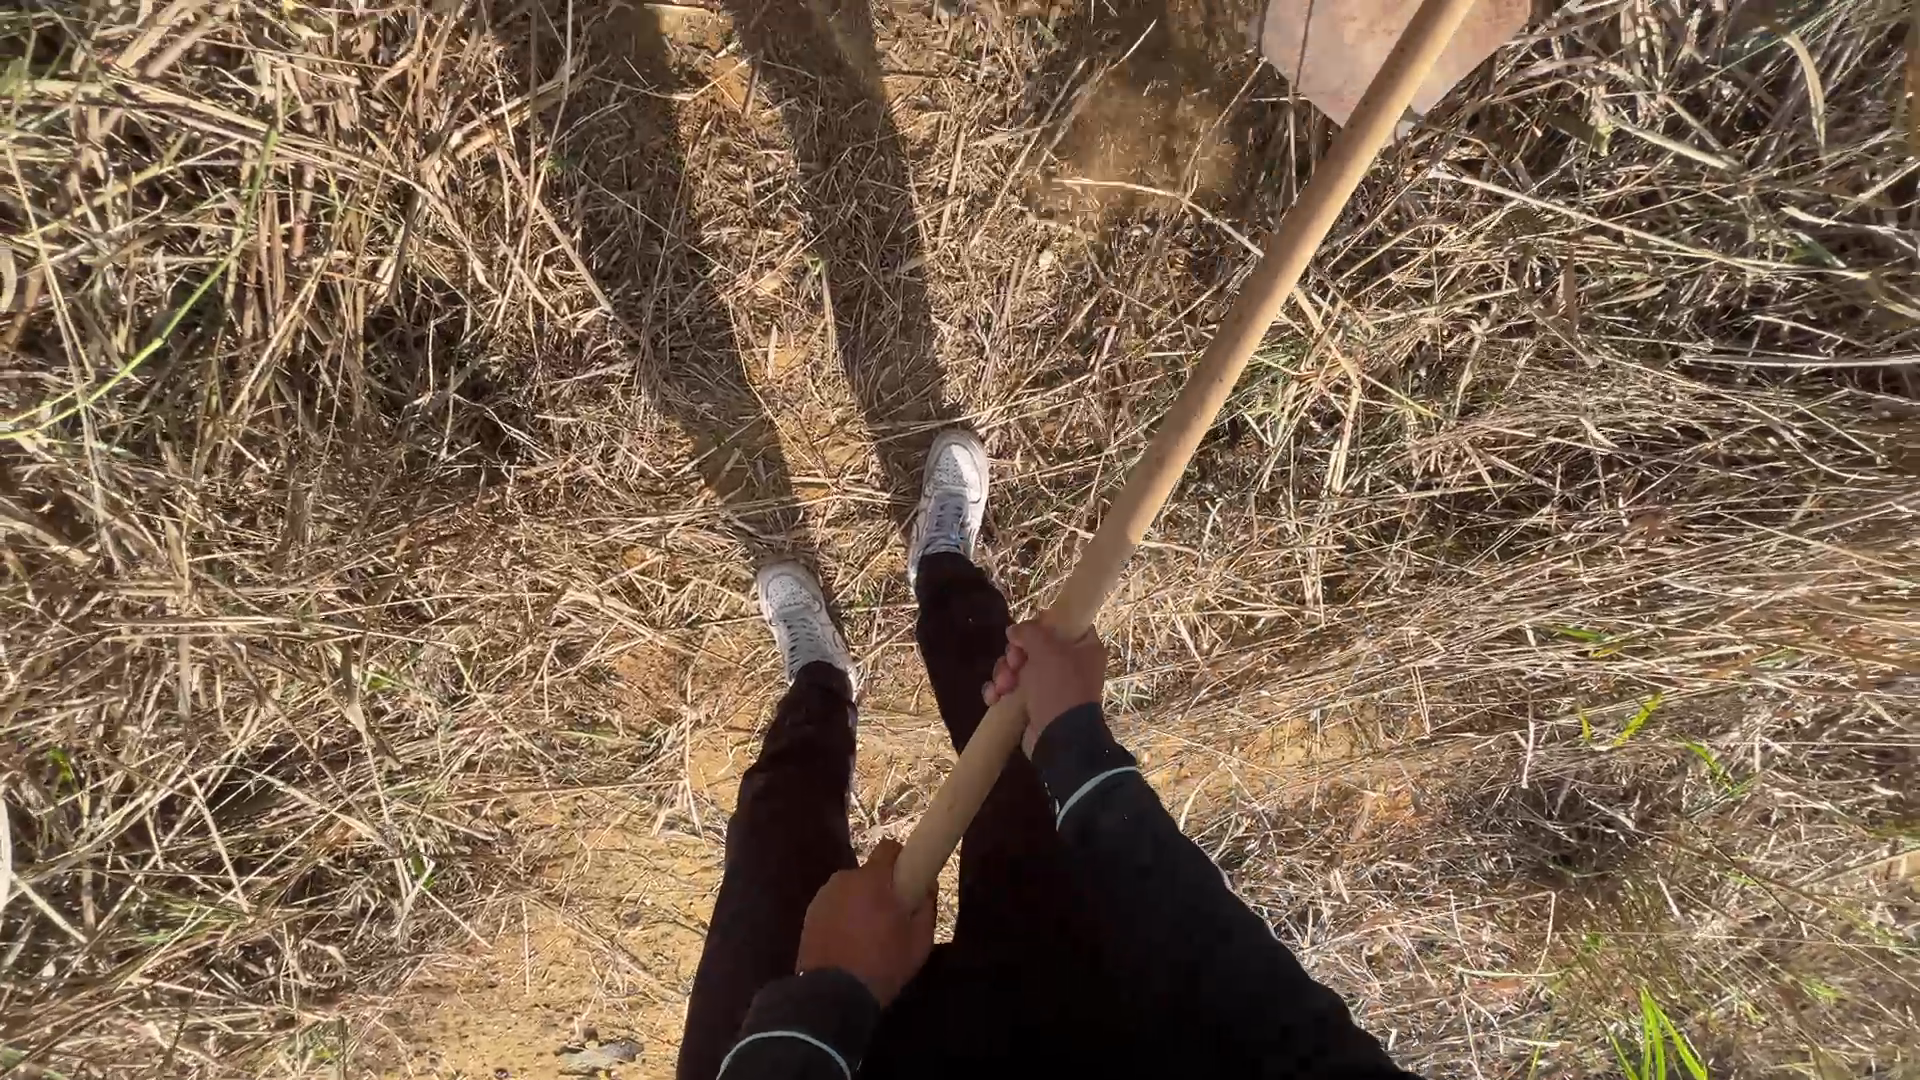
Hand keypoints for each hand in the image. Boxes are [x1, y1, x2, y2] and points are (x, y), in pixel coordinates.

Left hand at [795, 839, 934, 1006]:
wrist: (831, 998)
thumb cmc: (881, 965)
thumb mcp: (919, 942)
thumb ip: (927, 907)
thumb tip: (928, 885)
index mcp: (872, 879)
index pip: (888, 848)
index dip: (900, 858)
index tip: (908, 877)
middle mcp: (844, 879)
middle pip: (868, 873)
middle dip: (879, 888)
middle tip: (889, 916)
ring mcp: (823, 897)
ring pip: (849, 891)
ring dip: (859, 902)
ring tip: (865, 935)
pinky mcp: (809, 916)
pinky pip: (833, 906)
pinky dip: (841, 917)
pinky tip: (847, 943)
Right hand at [982, 620, 1105, 754]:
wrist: (1060, 738)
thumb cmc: (1059, 686)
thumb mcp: (1046, 649)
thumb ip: (1029, 632)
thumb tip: (1014, 631)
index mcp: (1084, 649)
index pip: (1064, 625)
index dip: (1043, 625)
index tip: (1026, 632)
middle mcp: (1070, 666)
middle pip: (1034, 647)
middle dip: (1015, 655)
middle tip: (1013, 664)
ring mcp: (1051, 687)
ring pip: (1018, 668)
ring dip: (1004, 674)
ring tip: (1003, 687)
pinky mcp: (1033, 706)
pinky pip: (1011, 690)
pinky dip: (1000, 692)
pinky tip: (995, 698)